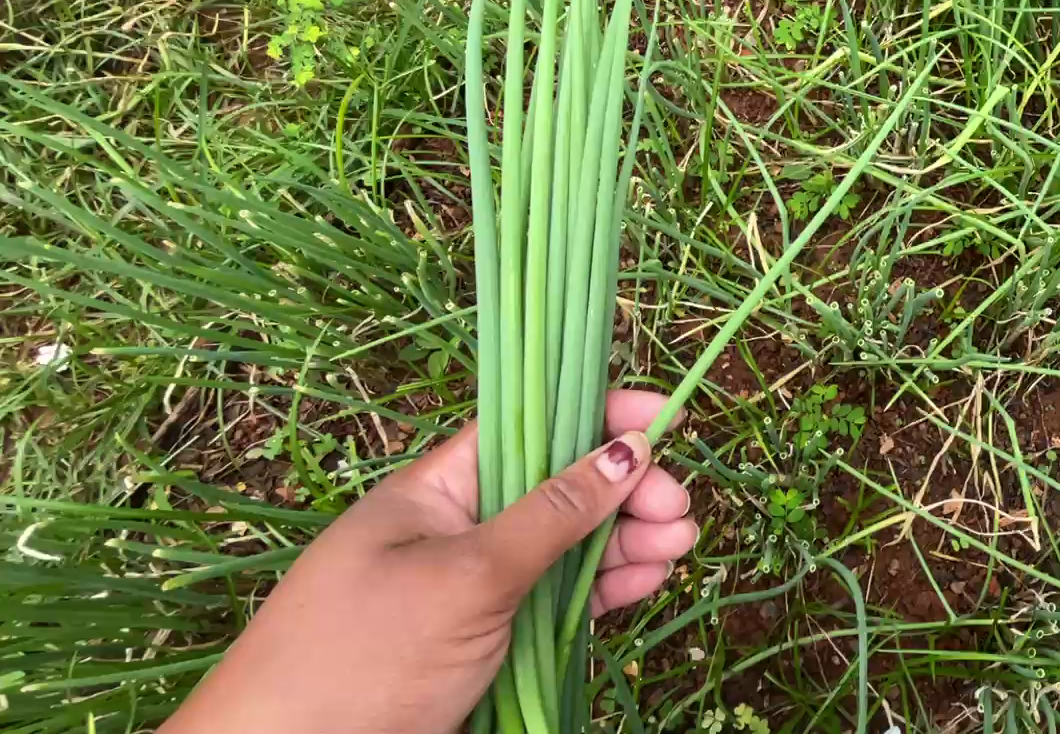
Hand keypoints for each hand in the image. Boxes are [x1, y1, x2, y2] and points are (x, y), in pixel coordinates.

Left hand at [162, 390, 697, 733]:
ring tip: (680, 543)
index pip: (534, 425)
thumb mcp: (466, 578)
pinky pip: (565, 591)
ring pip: (574, 540)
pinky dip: (610, 583)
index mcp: (441, 489)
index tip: (665, 418)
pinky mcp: (497, 631)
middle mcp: (467, 524)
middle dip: (629, 488)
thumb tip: (630, 448)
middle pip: (566, 484)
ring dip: (631, 537)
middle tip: (679, 507)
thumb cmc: (359, 665)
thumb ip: (554, 512)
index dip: (601, 415)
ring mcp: (483, 581)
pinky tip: (650, 578)